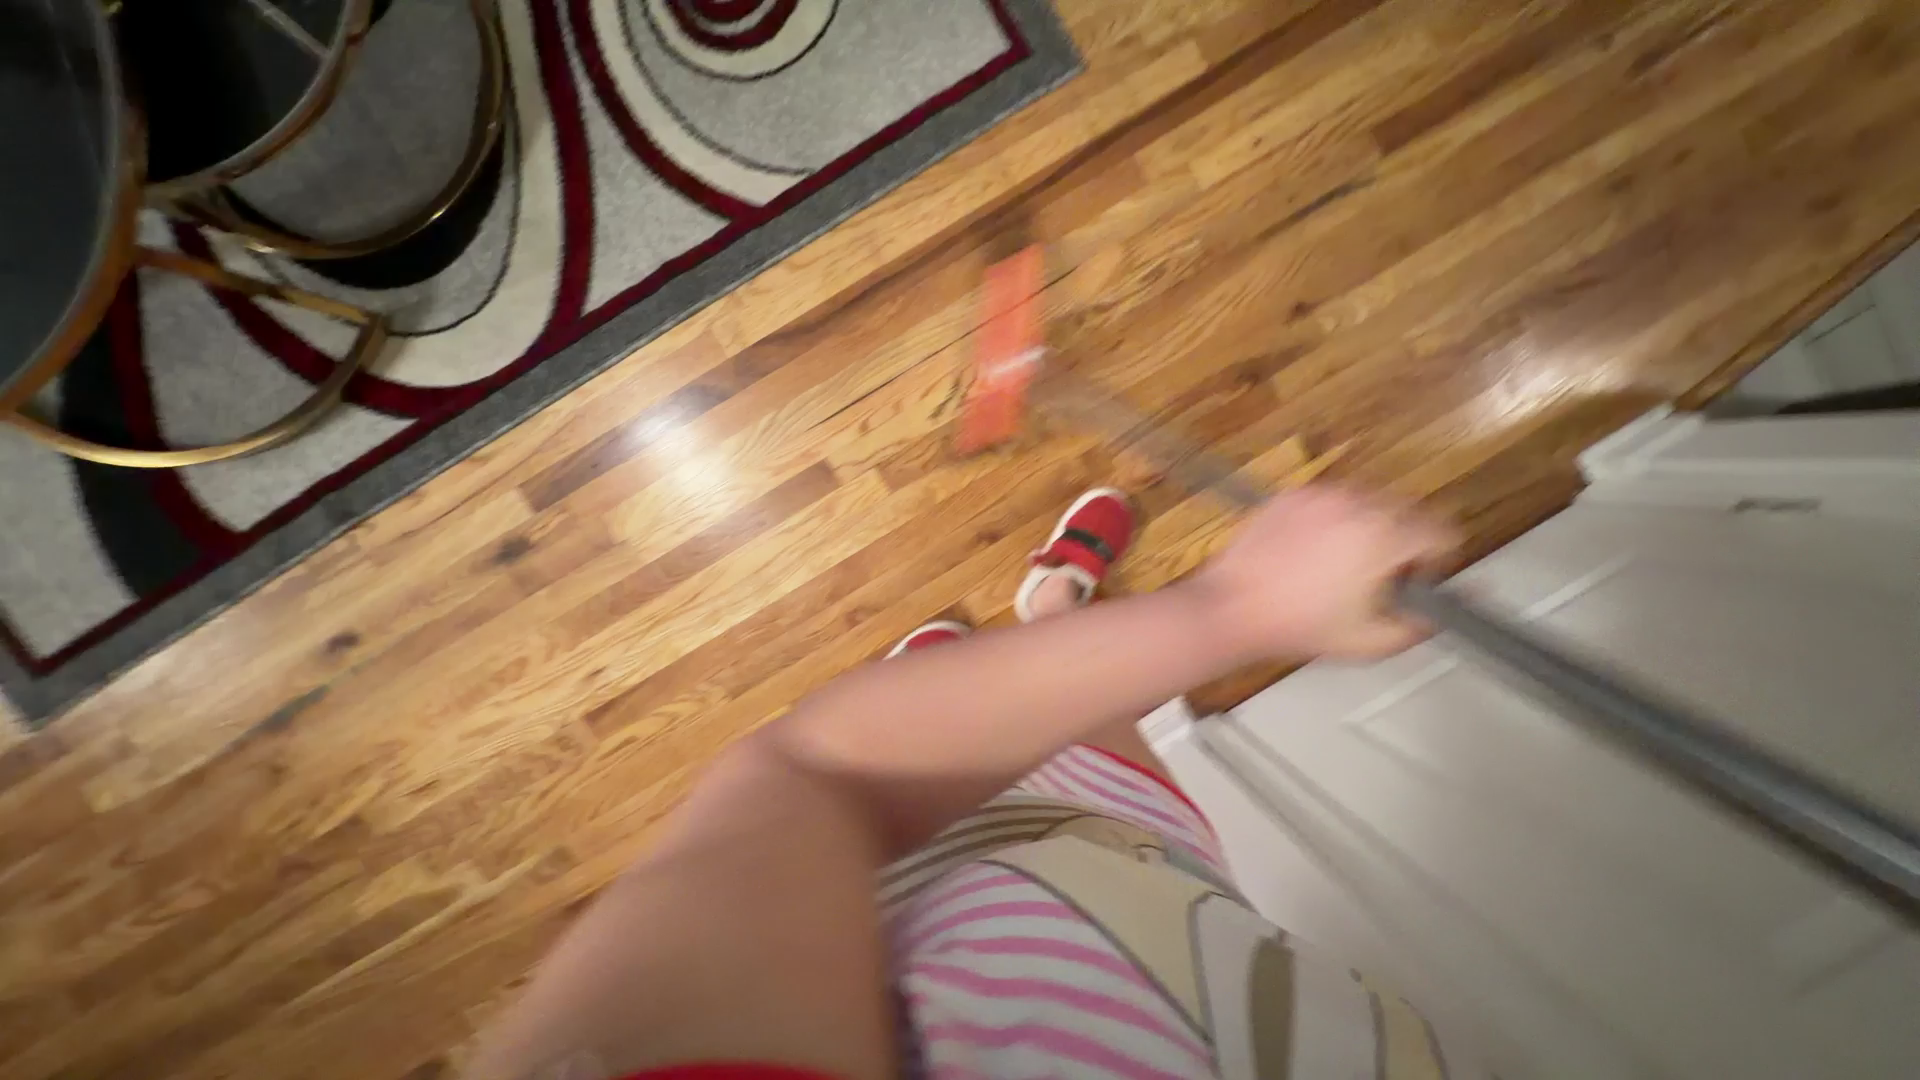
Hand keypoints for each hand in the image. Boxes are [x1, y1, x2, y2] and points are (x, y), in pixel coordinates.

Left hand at [1190, 485, 1457, 660]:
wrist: (1232, 607)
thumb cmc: (1299, 626)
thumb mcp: (1372, 640)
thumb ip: (1423, 623)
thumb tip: (1452, 607)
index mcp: (1384, 535)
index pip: (1441, 531)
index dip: (1435, 560)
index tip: (1415, 580)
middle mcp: (1356, 503)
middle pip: (1406, 513)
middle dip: (1401, 542)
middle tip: (1375, 577)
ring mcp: (1319, 494)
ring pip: (1367, 503)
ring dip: (1367, 528)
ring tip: (1339, 566)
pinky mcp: (1290, 495)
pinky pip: (1329, 501)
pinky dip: (1331, 520)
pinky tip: (1310, 552)